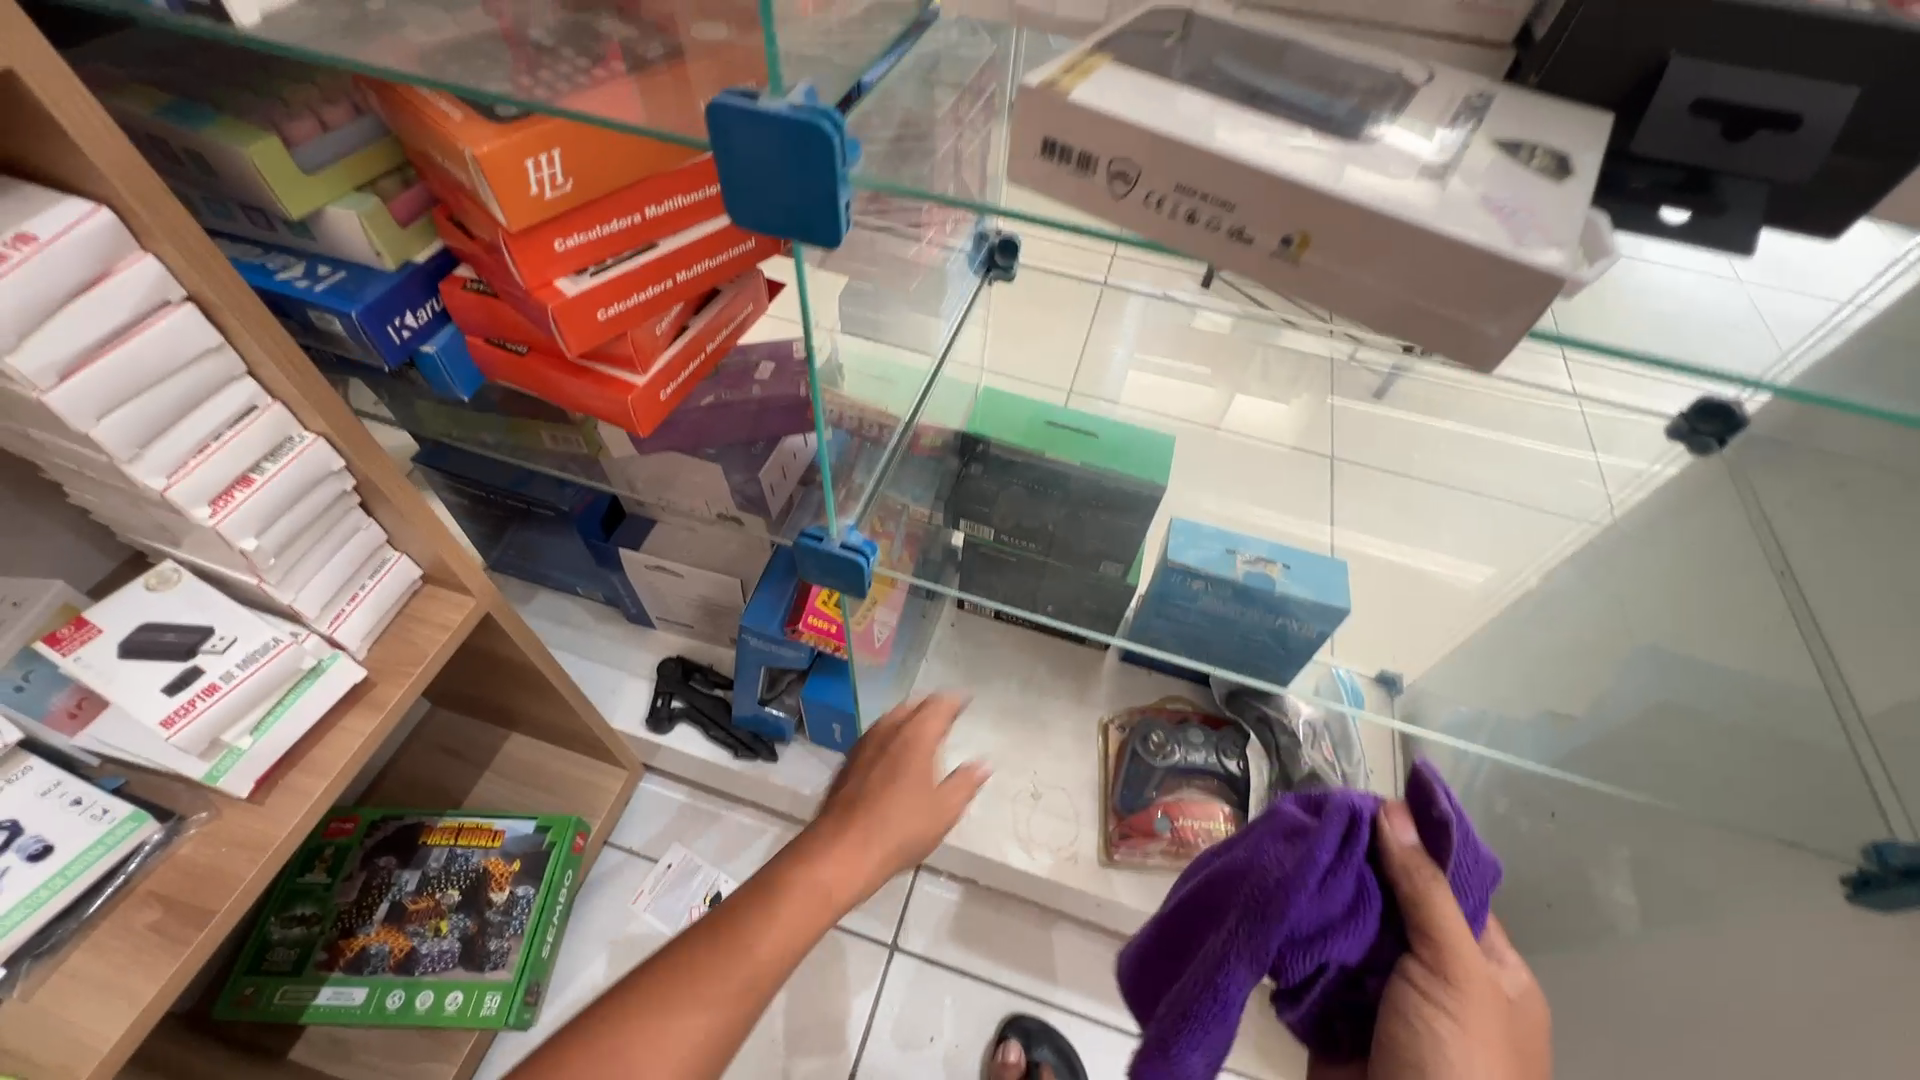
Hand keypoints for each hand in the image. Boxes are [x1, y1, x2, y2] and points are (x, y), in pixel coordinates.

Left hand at [803, 693, 991, 897]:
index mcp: (916, 737)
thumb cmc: (901, 829)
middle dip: (930, 706)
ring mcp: (864, 745)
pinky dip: (891, 733)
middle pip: (912, 706)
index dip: (954, 701)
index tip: (966, 700)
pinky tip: (893, 752)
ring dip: (908, 717)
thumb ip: (965, 783)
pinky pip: (875, 735)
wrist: (843, 850)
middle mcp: (888, 732)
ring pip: (890, 719)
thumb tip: (982, 764)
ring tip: (922, 729)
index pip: (938, 706)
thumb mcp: (944, 810)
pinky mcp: (848, 762)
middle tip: (946, 714)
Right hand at [1311, 801, 1551, 1079]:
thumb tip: (1394, 808)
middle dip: (1354, 865)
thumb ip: (1423, 888)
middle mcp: (1432, 973)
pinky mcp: (1332, 1011)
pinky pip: (1312, 959)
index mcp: (1485, 966)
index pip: (1447, 884)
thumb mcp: (1456, 969)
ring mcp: (1381, 993)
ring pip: (1347, 926)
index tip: (1366, 799)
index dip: (1409, 842)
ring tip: (1285, 842)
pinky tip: (1273, 889)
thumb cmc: (1458, 1064)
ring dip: (1320, 896)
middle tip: (1311, 814)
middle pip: (1390, 901)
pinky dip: (1295, 933)